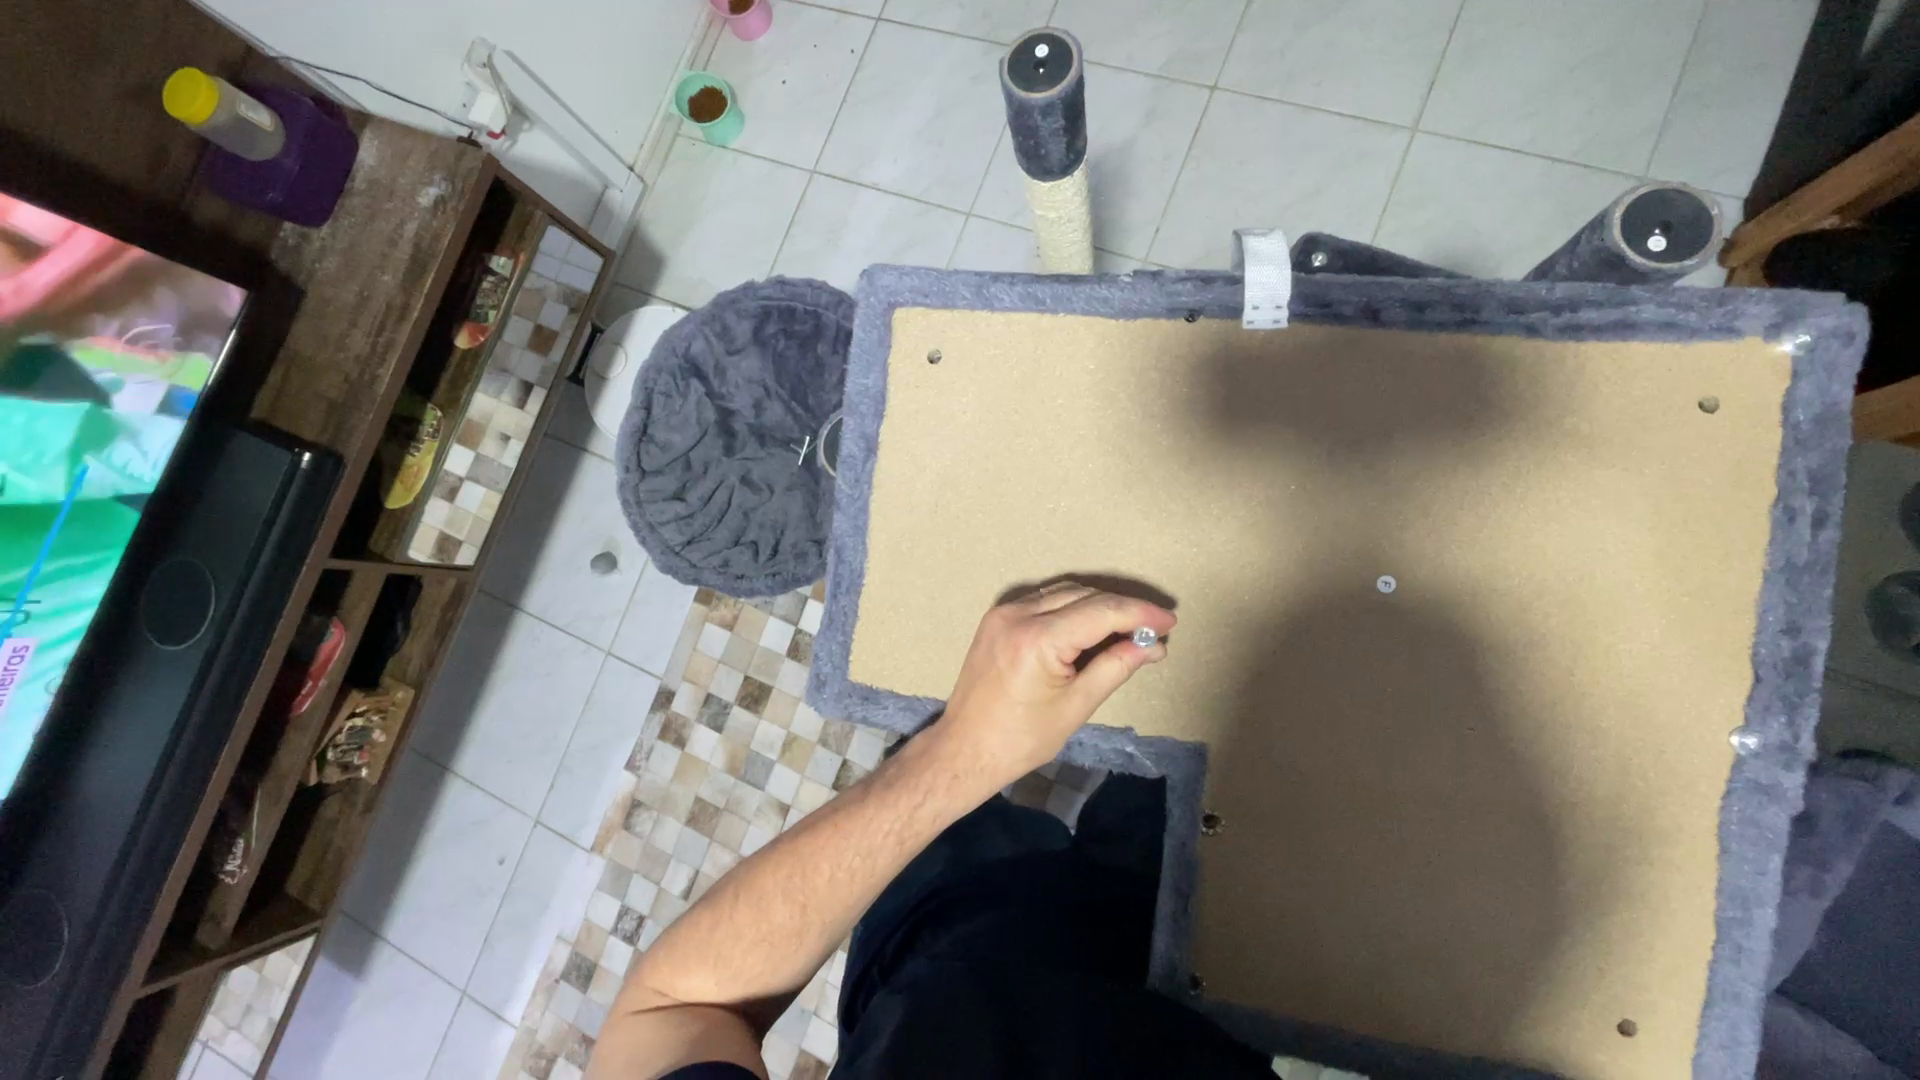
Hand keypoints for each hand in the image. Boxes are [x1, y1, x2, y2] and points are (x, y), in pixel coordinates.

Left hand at [935, 584, 1176, 784]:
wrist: (965, 749)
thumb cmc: (1021, 739)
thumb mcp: (1077, 706)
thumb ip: (1116, 667)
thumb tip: (1153, 646)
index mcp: (1037, 639)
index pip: (1101, 611)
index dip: (1140, 613)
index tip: (1170, 622)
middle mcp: (1017, 615)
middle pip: (1084, 596)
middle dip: (1123, 609)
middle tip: (1156, 630)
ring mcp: (1003, 613)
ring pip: (1064, 593)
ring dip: (1099, 605)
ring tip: (1131, 629)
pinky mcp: (996, 619)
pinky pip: (1044, 601)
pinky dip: (1073, 608)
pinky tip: (1093, 626)